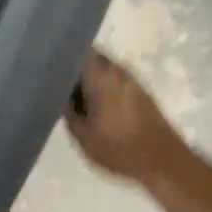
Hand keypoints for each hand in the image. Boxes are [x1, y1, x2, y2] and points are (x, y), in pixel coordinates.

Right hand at [66, 50, 191, 182]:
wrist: (163, 162)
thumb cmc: (118, 148)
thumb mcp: (82, 135)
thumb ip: (68, 110)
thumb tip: (61, 96)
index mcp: (99, 73)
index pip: (75, 50)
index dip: (60, 56)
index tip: (48, 67)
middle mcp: (116, 68)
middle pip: (90, 57)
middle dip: (74, 67)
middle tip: (58, 84)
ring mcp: (131, 79)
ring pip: (103, 69)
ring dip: (89, 79)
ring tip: (74, 97)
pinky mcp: (141, 92)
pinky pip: (114, 80)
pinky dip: (103, 87)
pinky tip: (96, 107)